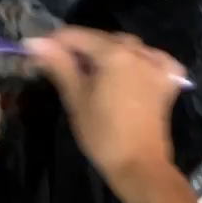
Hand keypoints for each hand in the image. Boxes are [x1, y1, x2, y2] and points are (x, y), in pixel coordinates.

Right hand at [28, 28, 184, 191]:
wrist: (140, 167)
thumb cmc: (102, 134)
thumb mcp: (75, 97)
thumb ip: (58, 64)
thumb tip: (34, 42)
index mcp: (114, 53)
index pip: (76, 35)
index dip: (54, 42)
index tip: (37, 54)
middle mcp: (139, 51)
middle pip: (100, 39)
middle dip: (79, 49)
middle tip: (60, 67)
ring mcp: (156, 65)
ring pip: (124, 47)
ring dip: (105, 53)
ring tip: (90, 73)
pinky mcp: (167, 81)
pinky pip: (150, 59)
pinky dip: (136, 60)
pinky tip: (127, 71)